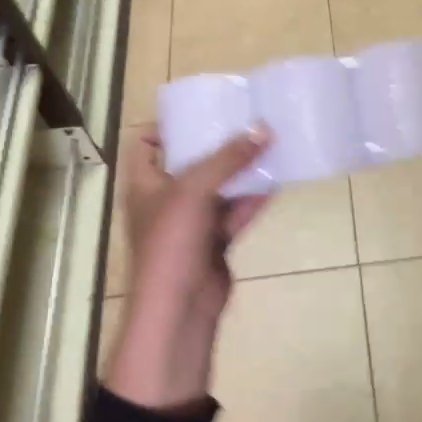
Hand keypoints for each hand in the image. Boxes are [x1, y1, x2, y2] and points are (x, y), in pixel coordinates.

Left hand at [106, 127, 272, 411]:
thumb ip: (229, 158)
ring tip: (270, 144)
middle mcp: (165, 200)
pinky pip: (235, 213)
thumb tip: (263, 128)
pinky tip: (278, 181)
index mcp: (144, 184)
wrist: (180, 307)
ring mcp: (191, 224)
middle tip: (247, 122)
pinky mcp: (214, 243)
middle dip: (218, 145)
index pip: (145, 145)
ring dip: (242, 171)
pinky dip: (254, 199)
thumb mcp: (195, 189)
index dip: (167, 127)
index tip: (201, 113)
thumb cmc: (172, 242)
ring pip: (219, 189)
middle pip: (190, 163)